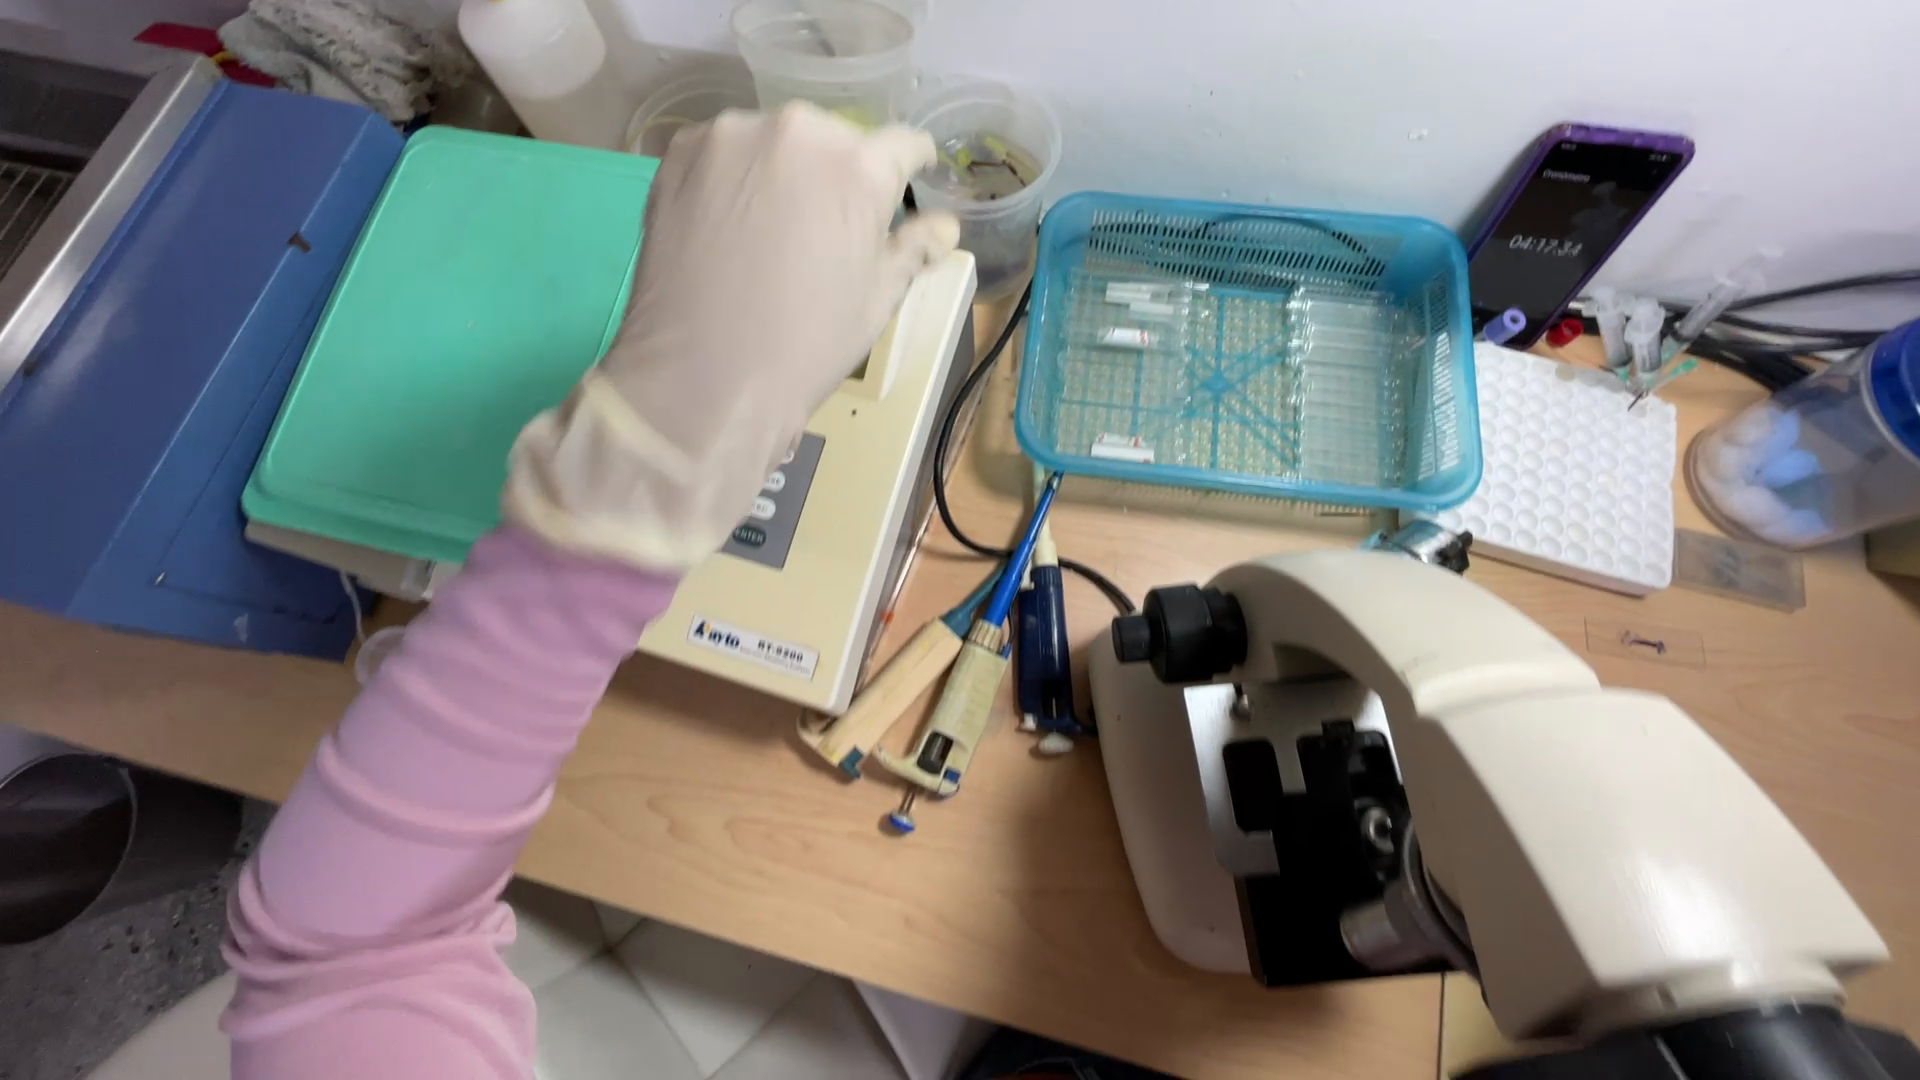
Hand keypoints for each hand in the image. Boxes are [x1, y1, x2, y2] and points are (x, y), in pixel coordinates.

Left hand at [504, 102, 959, 571]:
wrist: (706, 378)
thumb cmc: (808, 345)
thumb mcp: (876, 301)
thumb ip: (914, 249)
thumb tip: (946, 226)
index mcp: (858, 167)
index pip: (904, 146)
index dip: (915, 166)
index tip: (914, 181)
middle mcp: (797, 132)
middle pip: (837, 140)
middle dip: (843, 175)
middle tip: (834, 227)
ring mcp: (731, 136)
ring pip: (778, 143)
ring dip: (788, 173)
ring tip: (777, 229)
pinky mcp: (681, 153)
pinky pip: (728, 154)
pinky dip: (740, 178)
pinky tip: (734, 226)